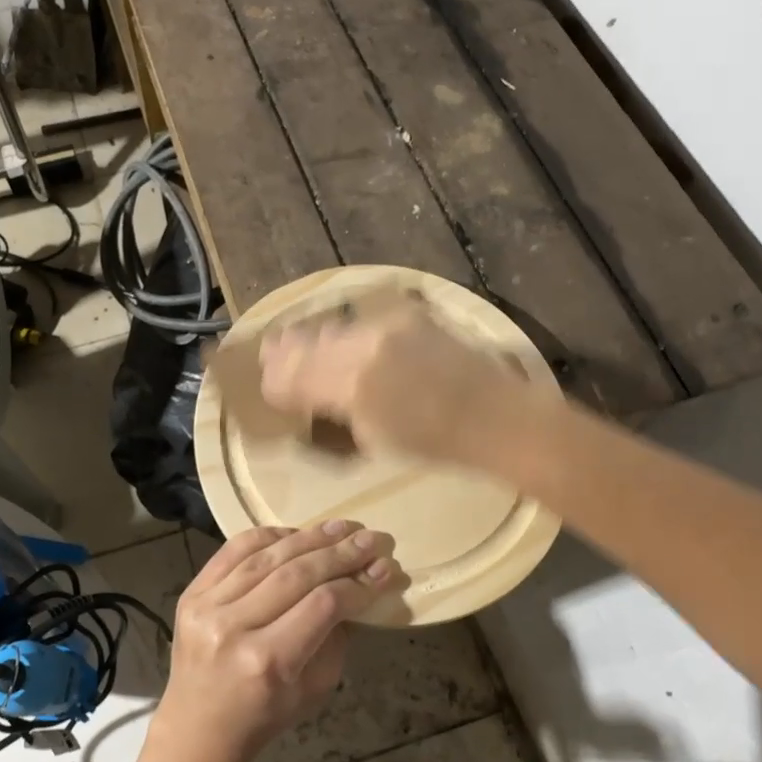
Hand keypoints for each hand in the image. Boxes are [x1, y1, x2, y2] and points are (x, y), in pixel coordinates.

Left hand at [146, 522, 402, 761]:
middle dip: (339, 554)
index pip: (321, 605)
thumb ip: (336, 636)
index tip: (382, 571)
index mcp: (267, 661)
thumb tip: (361, 585)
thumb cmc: (263, 716)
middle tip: (370, 539)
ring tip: (341, 528)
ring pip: (267, 556)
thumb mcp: (314, 690)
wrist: (197, 730)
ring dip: (309, 537)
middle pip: (296, 574)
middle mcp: (234, 627)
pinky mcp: (192, 592)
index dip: (356, 585)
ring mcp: (207, 606)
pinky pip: (234, 550)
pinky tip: (296, 533)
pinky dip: (268, 536)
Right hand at [259, 300, 556, 469]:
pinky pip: (363, 320)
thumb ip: (337, 412)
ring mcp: (387, 327)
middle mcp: (364, 348)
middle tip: (267, 351)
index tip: (264, 383)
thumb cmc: (437, 445)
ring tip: (292, 339)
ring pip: (334, 329)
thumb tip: (312, 400)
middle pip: (309, 345)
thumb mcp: (375, 439)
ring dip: (312, 337)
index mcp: (352, 387)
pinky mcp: (409, 316)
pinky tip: (338, 334)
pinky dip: (346, 331)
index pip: (296, 378)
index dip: (276, 380)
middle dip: (285, 352)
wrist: (496, 417)